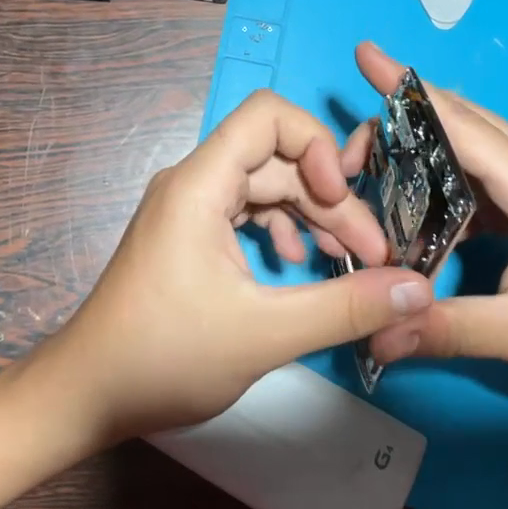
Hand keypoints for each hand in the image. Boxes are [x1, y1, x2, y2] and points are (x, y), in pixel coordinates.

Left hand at [38, 90, 435, 442]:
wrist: (88, 393)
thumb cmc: (165, 357)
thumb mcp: (264, 334)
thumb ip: (345, 306)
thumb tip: (419, 286)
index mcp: (199, 183)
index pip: (266, 116)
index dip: (316, 143)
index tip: (342, 197)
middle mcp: (191, 183)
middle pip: (275, 158)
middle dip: (328, 198)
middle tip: (372, 256)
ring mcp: (186, 209)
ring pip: (263, 187)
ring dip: (309, 216)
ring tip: (345, 261)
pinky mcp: (186, 236)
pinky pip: (243, 212)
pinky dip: (279, 230)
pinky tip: (297, 265)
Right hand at [350, 42, 507, 396]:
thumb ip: (449, 329)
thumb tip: (376, 335)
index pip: (462, 126)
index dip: (409, 90)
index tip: (365, 55)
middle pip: (458, 118)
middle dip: (396, 116)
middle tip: (342, 149)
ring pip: (465, 135)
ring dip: (413, 140)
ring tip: (363, 164)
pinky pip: (474, 162)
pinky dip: (434, 166)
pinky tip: (406, 193)